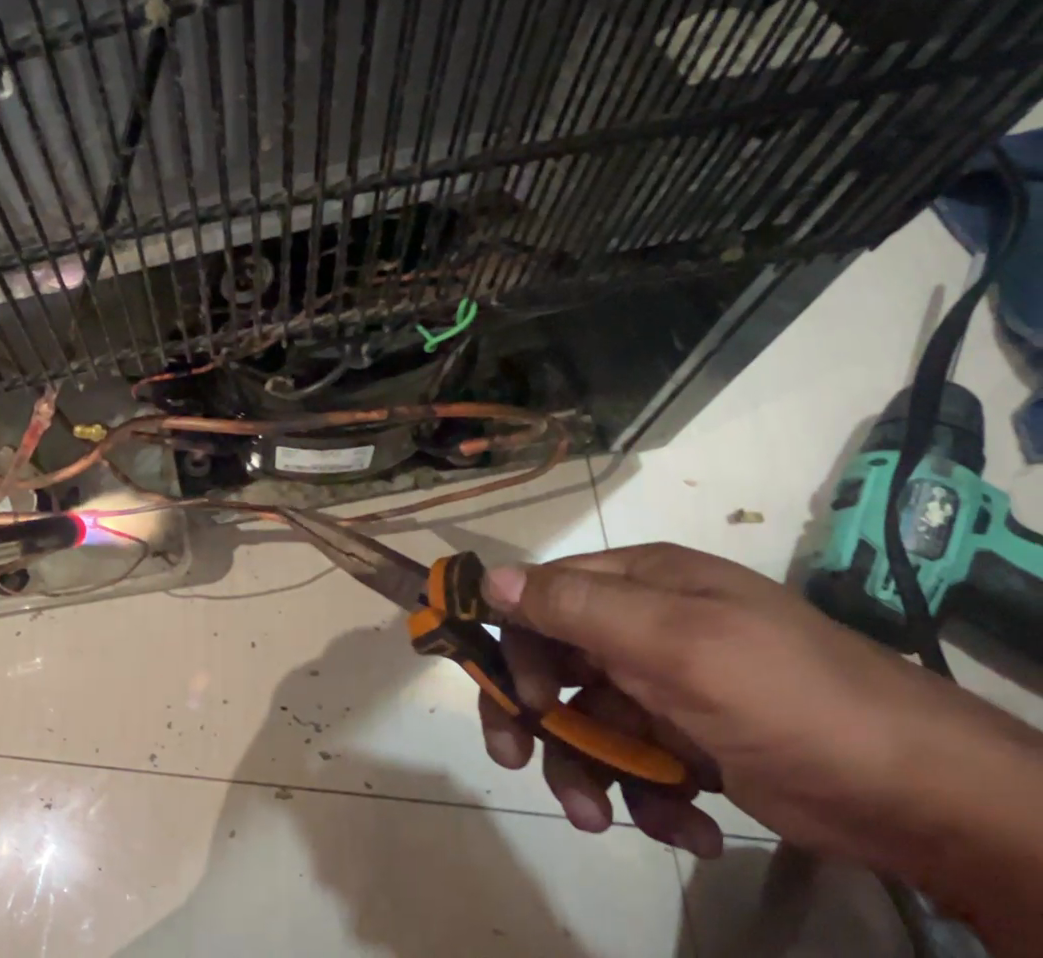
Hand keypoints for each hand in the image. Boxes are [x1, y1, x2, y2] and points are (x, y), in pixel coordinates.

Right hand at [475, 543, 1042, 875]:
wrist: (922, 797)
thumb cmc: (787, 698)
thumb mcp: (676, 642)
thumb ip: (576, 608)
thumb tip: (486, 579)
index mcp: (642, 585)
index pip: (540, 598)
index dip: (514, 645)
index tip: (517, 698)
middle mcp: (645, 628)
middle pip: (551, 666)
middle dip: (534, 720)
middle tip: (518, 762)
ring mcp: (667, 689)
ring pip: (584, 724)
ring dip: (585, 773)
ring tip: (603, 821)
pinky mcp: (690, 746)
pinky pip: (634, 766)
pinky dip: (646, 802)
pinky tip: (686, 829)